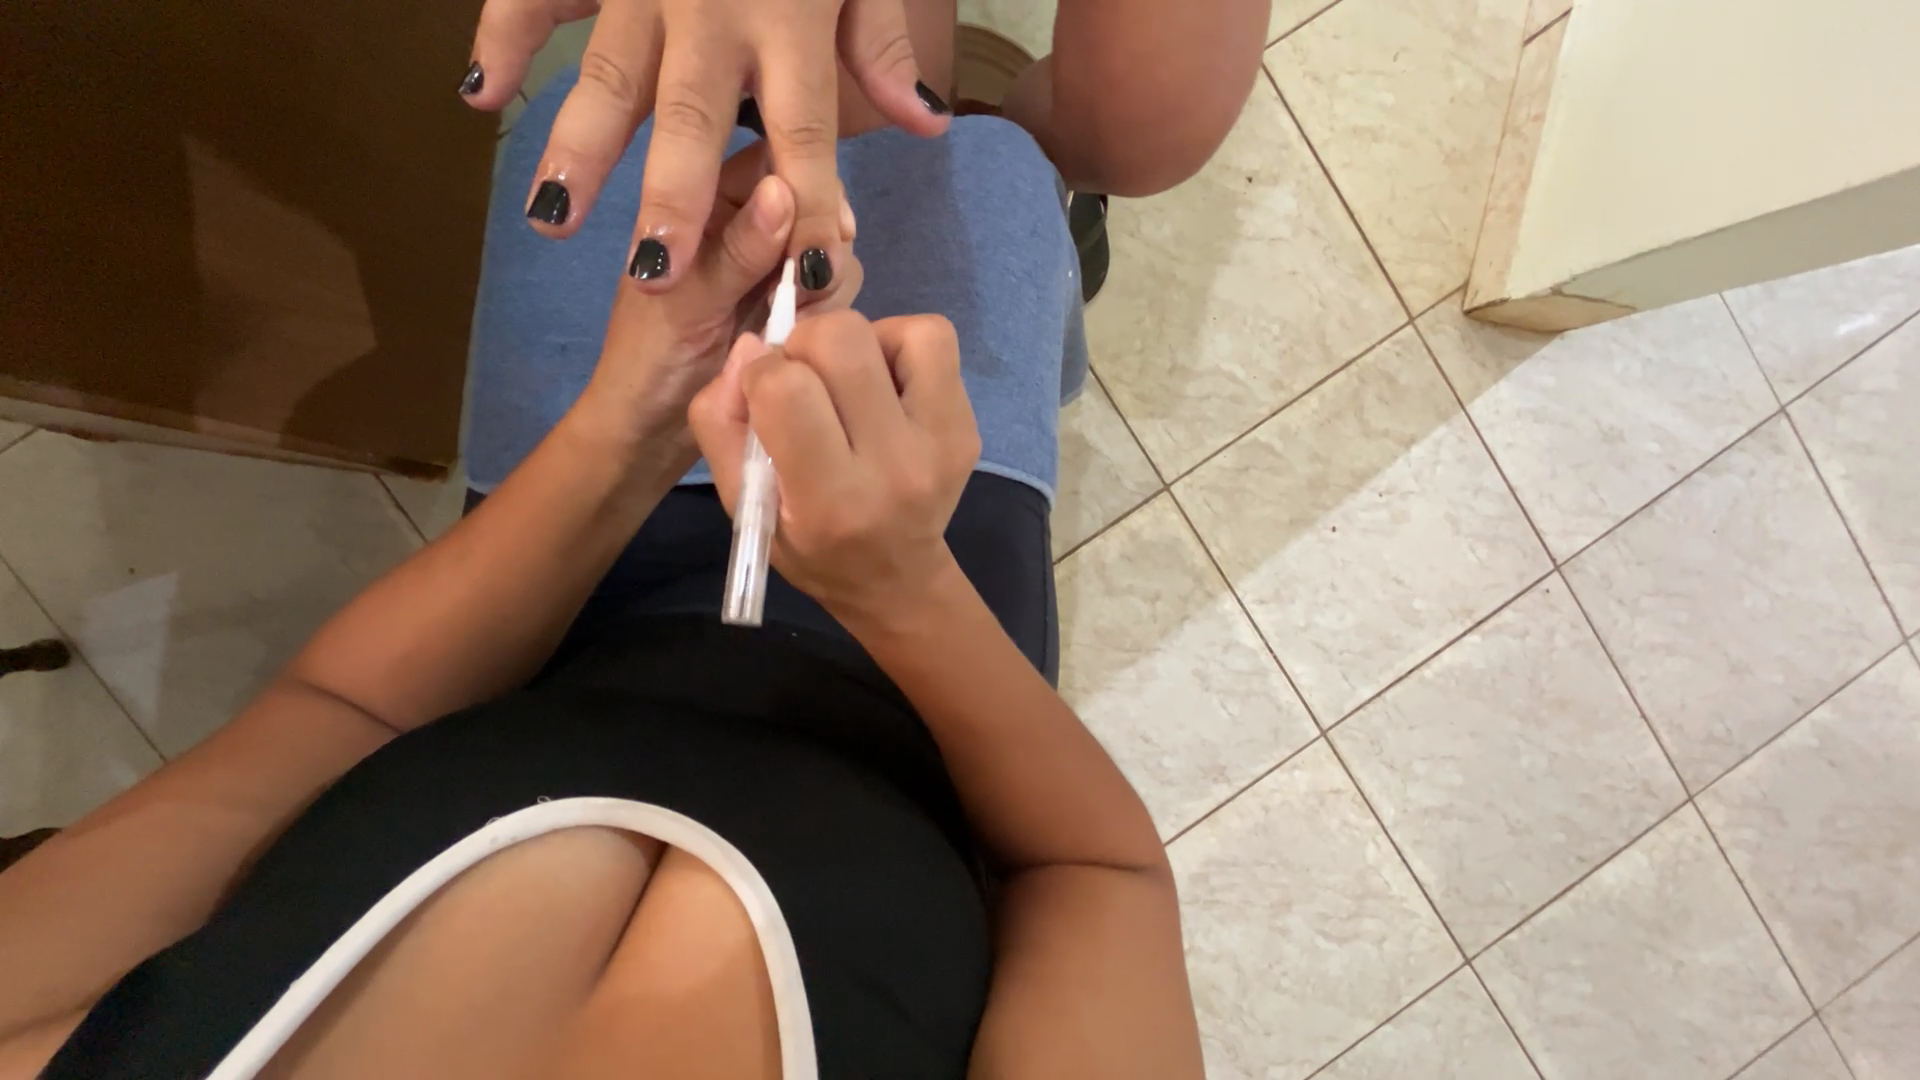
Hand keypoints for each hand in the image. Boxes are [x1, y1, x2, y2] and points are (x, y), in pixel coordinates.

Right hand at [461, 0, 949, 295]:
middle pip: (693, 121)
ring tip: (554, 219)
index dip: (812, 209)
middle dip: (674, 200)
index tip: (809, 281)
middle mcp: (711, 11)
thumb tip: (926, 124)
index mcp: (789, 21)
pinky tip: (482, 96)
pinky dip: (504, 37)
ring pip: (608, 74)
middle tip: (656, 273)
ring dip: (578, 148)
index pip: (805, 133)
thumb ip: (882, 44)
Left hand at [574, 150, 864, 454]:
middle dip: (822, 244)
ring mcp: (777, 274)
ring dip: (827, 285)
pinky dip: (830, 314)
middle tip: (813, 285)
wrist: (655, 431)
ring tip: (801, 321)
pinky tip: (806, 337)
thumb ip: (737, 249)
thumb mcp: (688, 299)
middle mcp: (751, 231)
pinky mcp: (796, 314)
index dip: (809, 187)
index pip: (773, 166)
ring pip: (831, 255)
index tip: (831, 225)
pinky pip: (833, 298)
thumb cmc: (650, 358)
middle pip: (815, 209)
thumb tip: (785, 189)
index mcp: (709, 205)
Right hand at [688, 311, 979, 627]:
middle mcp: (894, 467)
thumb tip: (751, 345)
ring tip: (849, 381)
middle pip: (842, 340)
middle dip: (807, 345)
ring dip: (860, 340)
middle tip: (806, 379)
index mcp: (831, 499)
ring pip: (899, 330)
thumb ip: (723, 425)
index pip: (786, 390)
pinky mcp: (967, 425)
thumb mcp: (744, 506)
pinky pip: (934, 339)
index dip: (762, 373)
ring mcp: (941, 443)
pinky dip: (899, 343)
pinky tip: (883, 381)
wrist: (898, 579)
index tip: (762, 391)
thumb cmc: (811, 548)